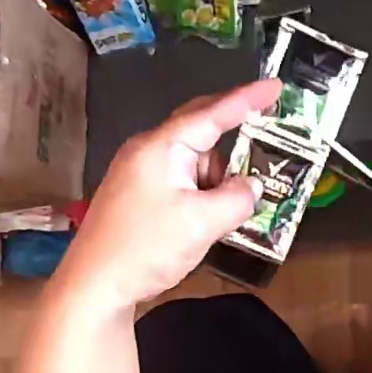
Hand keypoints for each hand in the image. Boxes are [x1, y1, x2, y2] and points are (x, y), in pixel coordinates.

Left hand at [55, 80, 281, 310]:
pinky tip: (201, 223)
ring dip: (213, 182)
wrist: (94, 286)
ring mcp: (136, 174)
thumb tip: (252, 187)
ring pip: (190, 164)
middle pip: (199, 134)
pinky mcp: (133, 197)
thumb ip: (238, 198)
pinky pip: (177, 183)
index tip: (277, 86)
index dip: (248, 99)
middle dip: (231, 147)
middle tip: (264, 151)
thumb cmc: (147, 247)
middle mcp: (146, 151)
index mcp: (162, 146)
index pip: (212, 113)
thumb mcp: (203, 222)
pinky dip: (197, 196)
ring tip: (218, 217)